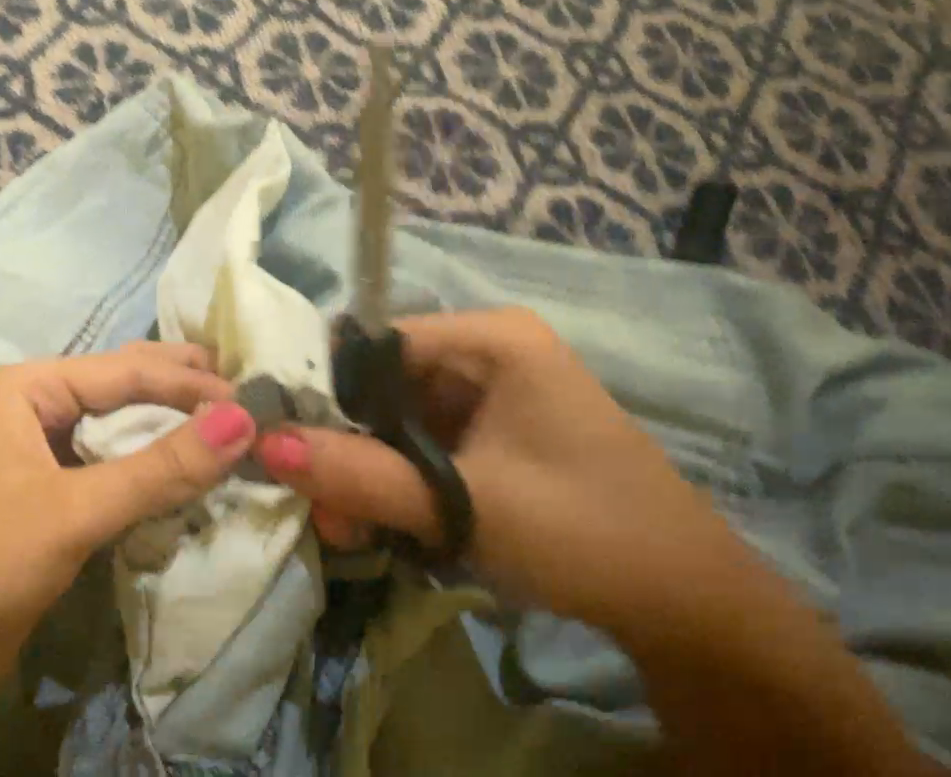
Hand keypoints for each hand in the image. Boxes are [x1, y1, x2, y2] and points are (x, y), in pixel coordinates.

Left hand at [0, 342, 255, 714]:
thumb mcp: (73, 512)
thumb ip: (158, 468)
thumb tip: (244, 417)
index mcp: (30, 387)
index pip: (129, 370)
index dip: (195, 383)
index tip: (263, 398)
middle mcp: (38, 406)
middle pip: (127, 387)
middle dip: (187, 392)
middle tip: (261, 397)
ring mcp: (45, 451)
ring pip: (124, 428)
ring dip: (176, 431)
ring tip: (242, 427)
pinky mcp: (54, 495)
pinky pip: (115, 467)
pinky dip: (156, 469)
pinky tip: (197, 471)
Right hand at [257, 308, 749, 635]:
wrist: (689, 611)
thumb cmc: (583, 534)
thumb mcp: (460, 504)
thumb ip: (358, 474)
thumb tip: (261, 442)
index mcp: (491, 339)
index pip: (373, 344)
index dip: (323, 391)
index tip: (284, 446)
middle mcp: (487, 353)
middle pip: (381, 386)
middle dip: (344, 448)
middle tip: (320, 509)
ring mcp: (493, 396)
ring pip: (396, 422)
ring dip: (365, 474)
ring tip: (348, 531)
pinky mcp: (496, 437)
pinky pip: (423, 447)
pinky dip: (397, 484)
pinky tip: (383, 528)